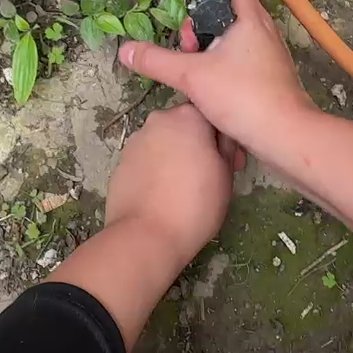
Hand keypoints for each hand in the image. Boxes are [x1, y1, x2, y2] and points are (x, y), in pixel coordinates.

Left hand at [105, 104, 240, 263]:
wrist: (145, 236)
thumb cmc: (195, 203)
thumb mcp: (225, 174)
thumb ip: (226, 146)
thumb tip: (221, 138)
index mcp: (187, 116)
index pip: (212, 116)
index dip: (224, 140)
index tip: (231, 165)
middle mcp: (158, 119)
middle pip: (185, 126)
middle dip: (197, 145)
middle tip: (209, 177)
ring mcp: (136, 140)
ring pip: (164, 142)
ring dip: (175, 156)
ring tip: (183, 189)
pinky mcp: (120, 161)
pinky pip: (146, 159)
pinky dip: (156, 170)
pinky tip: (162, 195)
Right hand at [117, 0, 316, 151]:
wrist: (286, 135)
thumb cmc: (242, 96)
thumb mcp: (192, 76)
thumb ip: (157, 61)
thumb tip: (126, 50)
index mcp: (249, 17)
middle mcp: (264, 29)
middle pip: (230, 6)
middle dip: (200, 19)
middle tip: (185, 42)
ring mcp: (271, 52)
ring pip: (236, 33)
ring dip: (211, 42)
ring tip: (194, 65)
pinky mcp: (273, 74)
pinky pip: (245, 54)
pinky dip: (225, 59)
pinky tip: (211, 84)